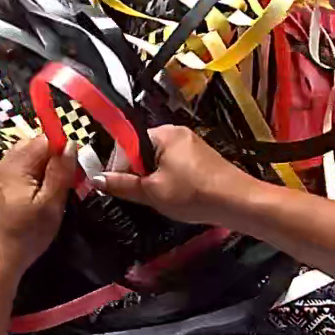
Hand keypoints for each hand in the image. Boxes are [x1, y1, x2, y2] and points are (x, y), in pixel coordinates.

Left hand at [0, 136, 79, 275]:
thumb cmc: (24, 235)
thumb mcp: (51, 205)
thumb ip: (61, 172)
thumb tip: (70, 145)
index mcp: (16, 166)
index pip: (43, 139)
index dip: (61, 149)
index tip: (72, 169)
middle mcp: (0, 166)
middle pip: (28, 146)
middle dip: (48, 157)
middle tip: (61, 182)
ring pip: (18, 160)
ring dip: (36, 168)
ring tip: (46, 193)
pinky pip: (9, 174)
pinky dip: (23, 179)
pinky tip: (28, 201)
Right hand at [92, 126, 257, 224]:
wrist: (238, 202)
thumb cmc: (193, 194)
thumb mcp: (152, 192)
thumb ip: (122, 184)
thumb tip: (96, 180)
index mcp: (163, 133)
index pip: (126, 143)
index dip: (117, 166)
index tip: (115, 187)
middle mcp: (176, 132)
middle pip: (141, 150)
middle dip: (135, 173)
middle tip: (136, 196)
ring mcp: (191, 145)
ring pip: (157, 160)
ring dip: (151, 178)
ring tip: (156, 198)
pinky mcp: (201, 159)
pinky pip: (173, 165)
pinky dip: (167, 180)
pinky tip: (172, 196)